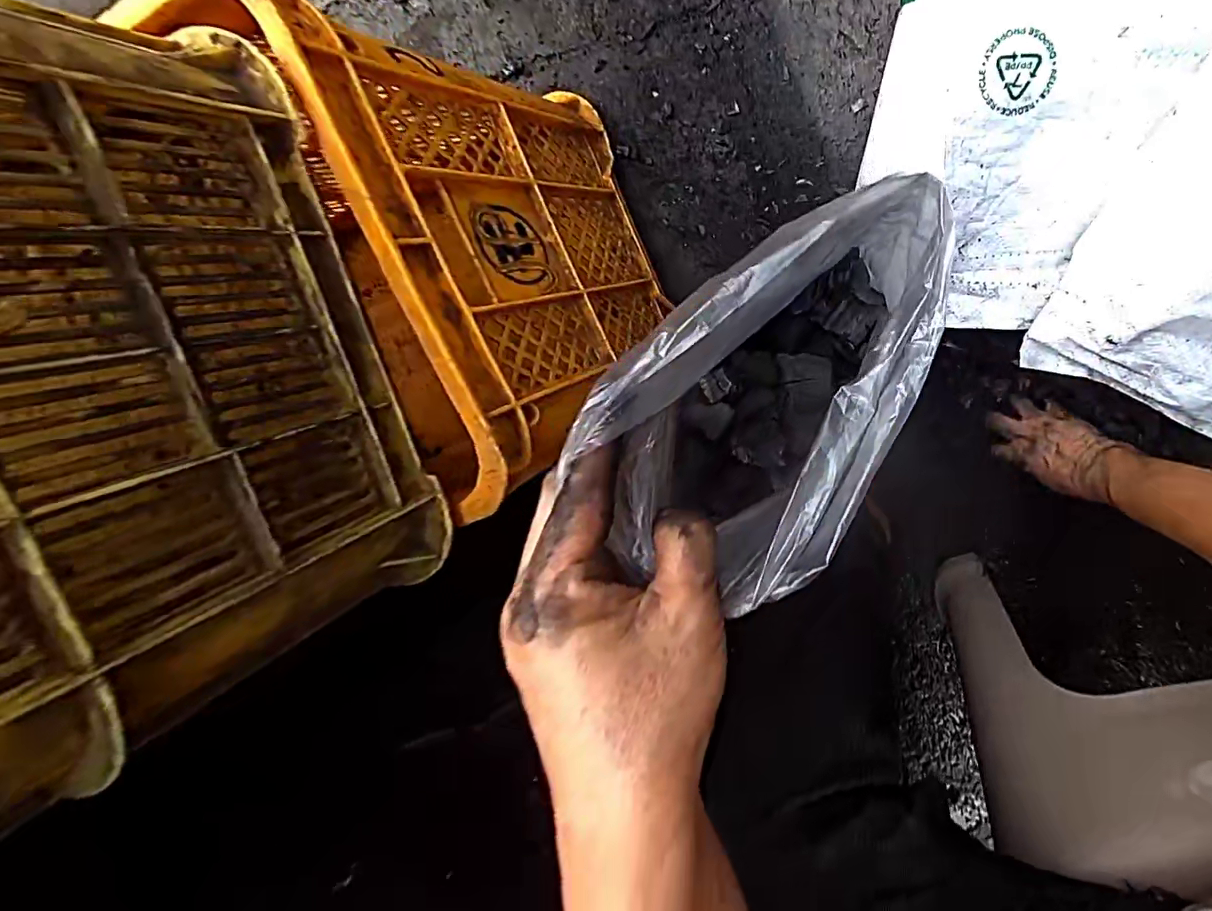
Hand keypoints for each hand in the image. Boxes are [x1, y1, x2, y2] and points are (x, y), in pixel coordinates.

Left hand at [501, 447, 725, 804]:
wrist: (629, 804)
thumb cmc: (656, 709)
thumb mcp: (688, 615)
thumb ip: (685, 543)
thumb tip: (677, 511)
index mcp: (546, 592)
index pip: (574, 499)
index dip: (601, 450)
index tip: (620, 408)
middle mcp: (523, 607)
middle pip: (557, 518)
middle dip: (592, 473)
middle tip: (632, 430)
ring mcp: (530, 633)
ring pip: (564, 548)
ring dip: (597, 509)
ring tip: (634, 469)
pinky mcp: (550, 651)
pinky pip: (573, 576)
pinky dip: (600, 544)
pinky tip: (629, 535)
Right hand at [987, 397, 1136, 505]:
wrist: (1097, 466)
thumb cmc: (1074, 480)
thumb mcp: (1046, 479)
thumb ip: (1033, 467)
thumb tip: (1028, 463)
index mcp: (1024, 454)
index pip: (1002, 450)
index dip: (997, 449)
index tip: (995, 449)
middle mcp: (1030, 434)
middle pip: (1003, 423)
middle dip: (994, 420)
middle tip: (989, 416)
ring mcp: (1045, 421)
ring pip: (1022, 405)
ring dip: (1016, 402)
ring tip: (1012, 398)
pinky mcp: (1062, 415)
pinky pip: (1050, 404)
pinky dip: (1047, 403)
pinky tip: (1046, 401)